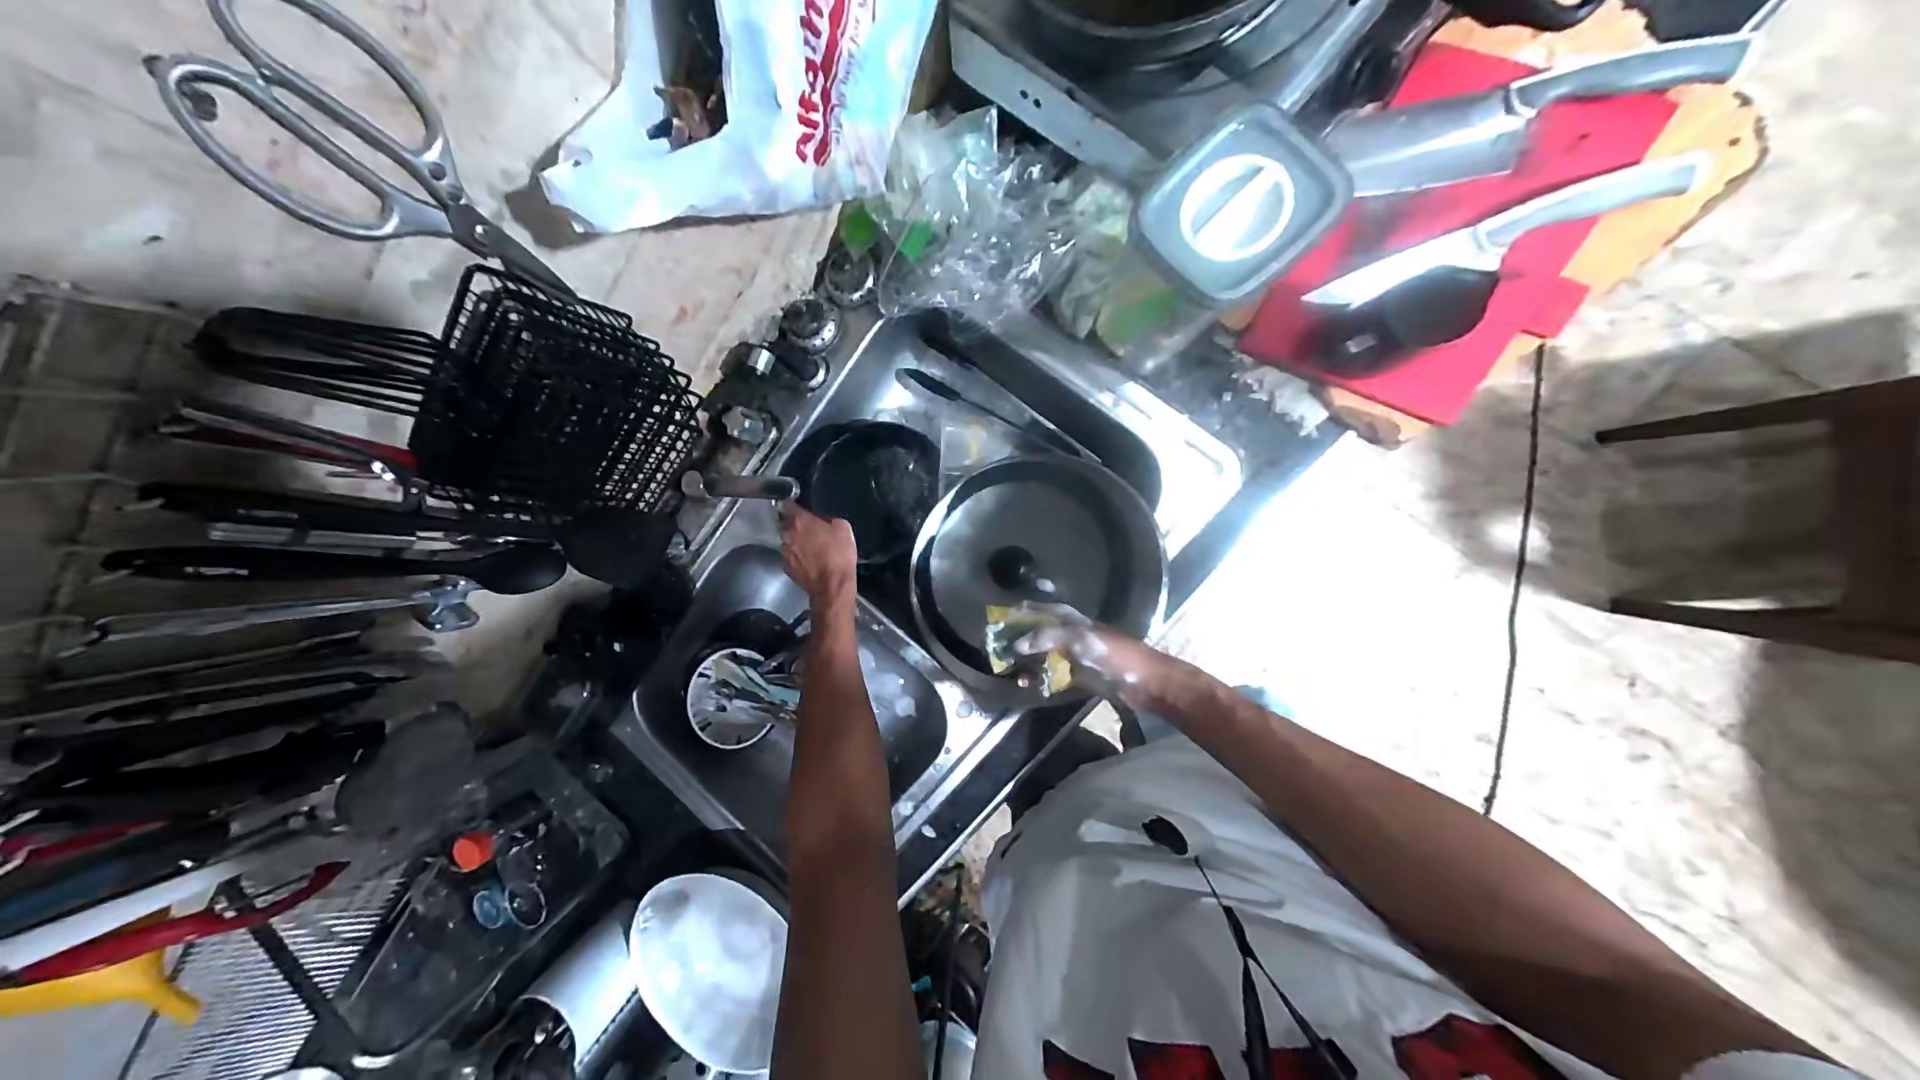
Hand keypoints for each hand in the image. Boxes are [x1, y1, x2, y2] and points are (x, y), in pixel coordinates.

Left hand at [780, 504, 857, 613]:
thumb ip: (829, 518)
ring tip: (811, 546)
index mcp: (799, 520)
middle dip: (797, 524)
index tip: (803, 507)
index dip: (796, 504)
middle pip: (787, 523)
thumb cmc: (838, 555)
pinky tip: (809, 560)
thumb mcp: (843, 528)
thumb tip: (824, 518)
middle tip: (811, 528)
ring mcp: (784, 551)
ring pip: (788, 540)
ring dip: (796, 540)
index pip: (788, 504)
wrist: (832, 586)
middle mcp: (787, 534)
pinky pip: (790, 555)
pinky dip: (797, 556)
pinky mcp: (786, 567)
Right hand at [1011, 610, 1179, 706]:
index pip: (1038, 610)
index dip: (1018, 613)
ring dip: (1024, 662)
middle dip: (1016, 640)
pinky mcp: (1076, 675)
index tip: (996, 620)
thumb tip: (1018, 644)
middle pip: (1035, 633)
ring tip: (1009, 672)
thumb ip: (1047, 638)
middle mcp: (1068, 634)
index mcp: (1070, 619)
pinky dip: (1037, 677)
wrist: (1144, 681)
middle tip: (996, 650)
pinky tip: (1026, 684)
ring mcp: (1071, 655)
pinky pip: (1050, 674)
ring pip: (1040, 655)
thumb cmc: (1114, 654)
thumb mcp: (1079, 639)